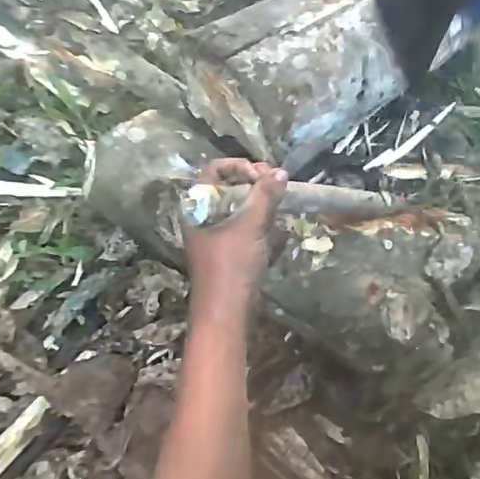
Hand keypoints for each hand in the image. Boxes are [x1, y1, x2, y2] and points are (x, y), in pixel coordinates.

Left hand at [181, 159, 287, 315]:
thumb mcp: (251, 225)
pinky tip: (279, 226)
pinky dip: (260, 221)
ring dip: (260, 202)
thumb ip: (266, 195)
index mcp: (198, 205)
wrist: (225, 312)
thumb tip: (281, 172)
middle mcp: (202, 216)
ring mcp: (214, 234)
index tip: (262, 175)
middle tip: (276, 184)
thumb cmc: (232, 264)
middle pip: (227, 186)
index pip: (214, 169)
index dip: (238, 165)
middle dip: (254, 182)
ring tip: (281, 202)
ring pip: (238, 206)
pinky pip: (244, 226)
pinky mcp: (228, 249)